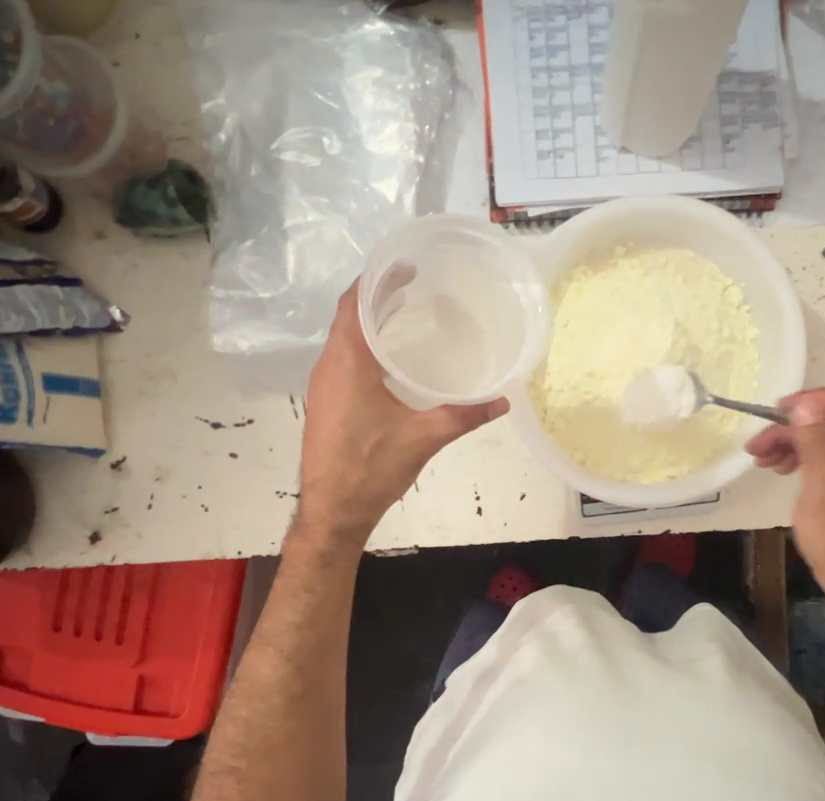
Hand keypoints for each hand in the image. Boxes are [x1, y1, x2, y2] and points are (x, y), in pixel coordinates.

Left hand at [297, 283, 508, 544]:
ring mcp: (323, 386)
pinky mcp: (326, 404)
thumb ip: (463, 416)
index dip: (377, 279)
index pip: (355, 303)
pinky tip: (391, 361)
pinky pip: (343, 360)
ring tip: (406, 314)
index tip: (405, 265)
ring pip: (344, 339)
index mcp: (347, 363)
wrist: (333, 511)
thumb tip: (501, 402)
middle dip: (378, 296)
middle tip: (415, 285)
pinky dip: (365, 347)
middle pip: (349, 316)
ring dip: (370, 323)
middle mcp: (328, 367)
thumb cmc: (371, 469)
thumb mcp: (423, 438)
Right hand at [745, 388, 824, 609]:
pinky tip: (780, 470)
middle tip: (756, 446)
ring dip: (792, 444)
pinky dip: (802, 460)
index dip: (813, 399)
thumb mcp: (820, 486)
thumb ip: (814, 441)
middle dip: (792, 428)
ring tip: (761, 461)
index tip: (777, 410)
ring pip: (824, 440)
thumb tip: (804, 403)